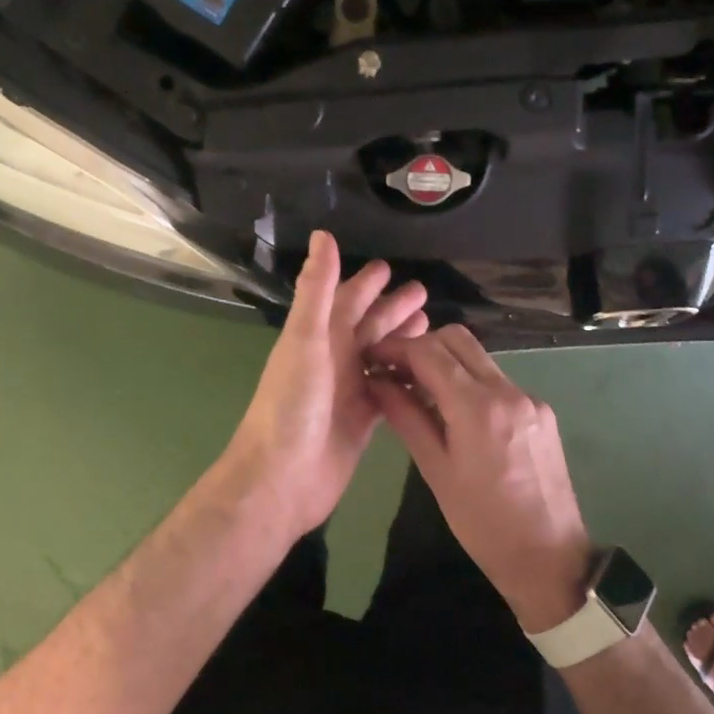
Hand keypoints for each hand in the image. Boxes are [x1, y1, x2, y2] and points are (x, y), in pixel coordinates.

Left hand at [224, 231, 428, 535]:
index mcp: (316, 337)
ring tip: (432, 328)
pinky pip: (388, 390)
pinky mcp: (363, 421)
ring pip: (380, 357)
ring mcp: (347, 391)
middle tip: (423, 293)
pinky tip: (429, 374)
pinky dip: (405, 379)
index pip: (344, 301)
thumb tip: (323, 235)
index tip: (389, 267)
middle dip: (391, 309)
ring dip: (401, 342)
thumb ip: (317, 291)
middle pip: (366, 326)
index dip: (364, 284)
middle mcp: (331, 359)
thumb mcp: (303, 340)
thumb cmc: (290, 405)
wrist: (282, 478)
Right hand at [364, 327, 591, 631]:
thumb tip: (376, 383)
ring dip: (445, 362)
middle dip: (420, 346)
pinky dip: (468, 382)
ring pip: (478, 357)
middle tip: (393, 371)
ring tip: (417, 391)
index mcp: (478, 408)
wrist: (549, 558)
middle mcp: (508, 391)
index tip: (371, 359)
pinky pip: (496, 380)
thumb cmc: (482, 524)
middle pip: (457, 339)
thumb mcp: (436, 471)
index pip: (429, 352)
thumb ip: (406, 418)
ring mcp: (529, 399)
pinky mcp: (540, 412)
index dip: (395, 348)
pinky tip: (452, 412)